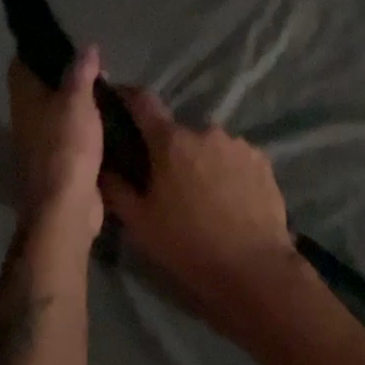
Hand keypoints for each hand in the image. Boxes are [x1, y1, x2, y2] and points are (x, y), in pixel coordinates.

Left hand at [7, 47, 105, 239]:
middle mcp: (27, 118)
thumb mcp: (78, 101)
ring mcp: (41, 143)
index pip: (22, 64)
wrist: (66, 206)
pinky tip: (109, 123)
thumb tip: (87, 47)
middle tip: (98, 69)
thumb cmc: (67, 146)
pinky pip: (71, 136)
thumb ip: (81, 72)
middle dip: (65, 77)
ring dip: (77, 104)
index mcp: (25, 98)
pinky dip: (86, 128)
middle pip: (41, 88)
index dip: (39, 50)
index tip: (66, 42)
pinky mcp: (58, 163)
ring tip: (108, 92)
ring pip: (57, 113)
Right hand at [100, 89, 298, 330]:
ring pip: (208, 145)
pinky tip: (228, 201)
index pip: (142, 101)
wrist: (254, 268)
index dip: (127, 96)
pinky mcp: (262, 161)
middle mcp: (205, 130)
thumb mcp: (139, 223)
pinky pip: (234, 158)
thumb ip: (115, 188)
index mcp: (170, 140)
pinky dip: (227, 171)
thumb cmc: (187, 245)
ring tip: (202, 197)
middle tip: (166, 183)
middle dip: (169, 150)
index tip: (118, 100)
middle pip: (178, 132)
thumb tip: (101, 165)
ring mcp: (238, 143)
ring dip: (201, 161)